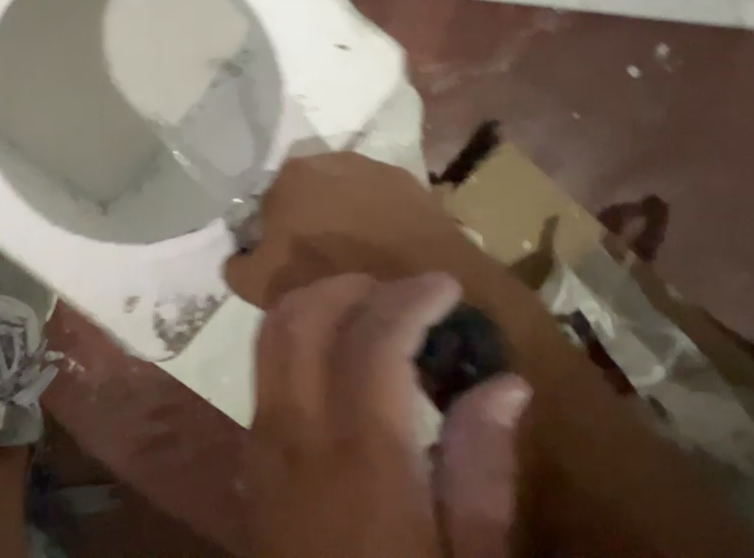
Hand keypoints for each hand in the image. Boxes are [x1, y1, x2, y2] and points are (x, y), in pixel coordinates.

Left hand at [246, 273, 530, 557]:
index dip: (407, 299)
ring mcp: (261, 440)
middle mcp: (297, 431)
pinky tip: (339, 357)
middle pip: (301, 318)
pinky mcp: (249, 455)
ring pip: (271, 335)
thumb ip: (484, 470)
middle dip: (351, 285)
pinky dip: (297, 336)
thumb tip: (504, 383)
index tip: (446, 283)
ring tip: (374, 310)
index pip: (372, 341)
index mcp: (363, 458)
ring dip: (317, 304)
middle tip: (407, 291)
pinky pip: (265, 369)